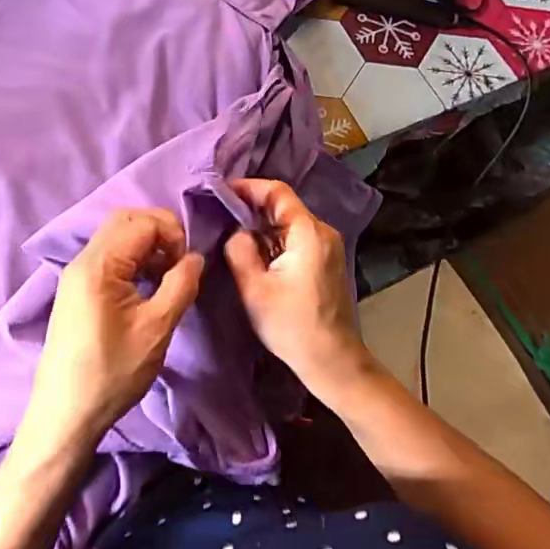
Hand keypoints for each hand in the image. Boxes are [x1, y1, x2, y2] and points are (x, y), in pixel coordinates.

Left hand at [19, 209, 204, 456]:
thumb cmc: (113, 371)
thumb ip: (181, 285)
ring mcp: (76, 273)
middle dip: (159, 232)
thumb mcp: (157, 328)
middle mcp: (83, 259)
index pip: (142, 222)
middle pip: (125, 221)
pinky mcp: (76, 289)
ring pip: (116, 237)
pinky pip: (108, 256)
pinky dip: (132, 259)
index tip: (187, 265)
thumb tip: (195, 257)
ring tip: (167, 276)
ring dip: (146, 246)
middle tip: (179, 262)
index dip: (172, 234)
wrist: (66, 411)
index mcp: (99, 264)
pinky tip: (147, 286)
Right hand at [224, 179, 373, 397]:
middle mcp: (322, 232)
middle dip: (249, 207)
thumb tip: (234, 230)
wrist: (332, 361)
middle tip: (217, 213)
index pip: (277, 192)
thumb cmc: (292, 326)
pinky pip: (293, 238)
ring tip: (227, 231)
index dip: (247, 187)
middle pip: (282, 206)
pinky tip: (250, 251)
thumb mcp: (255, 288)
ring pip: (286, 222)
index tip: (219, 192)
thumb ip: (239, 250)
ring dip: (259, 225)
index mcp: (309, 233)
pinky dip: (271, 239)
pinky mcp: (323, 260)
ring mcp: (325, 246)